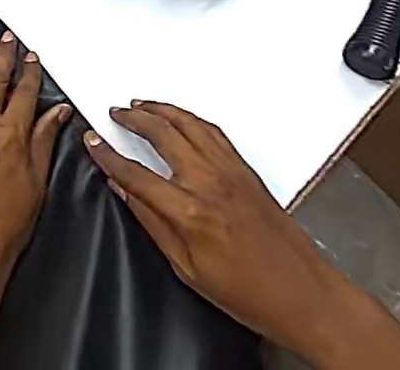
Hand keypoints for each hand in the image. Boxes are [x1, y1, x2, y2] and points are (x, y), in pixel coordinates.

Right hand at [87, 101, 399, 369]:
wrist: (305, 295)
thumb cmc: (252, 293)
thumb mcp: (187, 268)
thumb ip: (151, 222)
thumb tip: (124, 191)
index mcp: (189, 211)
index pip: (135, 172)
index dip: (109, 155)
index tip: (94, 142)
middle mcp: (209, 181)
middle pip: (161, 132)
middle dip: (133, 118)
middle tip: (115, 112)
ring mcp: (229, 170)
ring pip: (186, 123)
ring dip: (160, 109)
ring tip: (140, 104)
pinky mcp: (245, 168)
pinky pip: (211, 130)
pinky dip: (189, 117)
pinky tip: (180, 116)